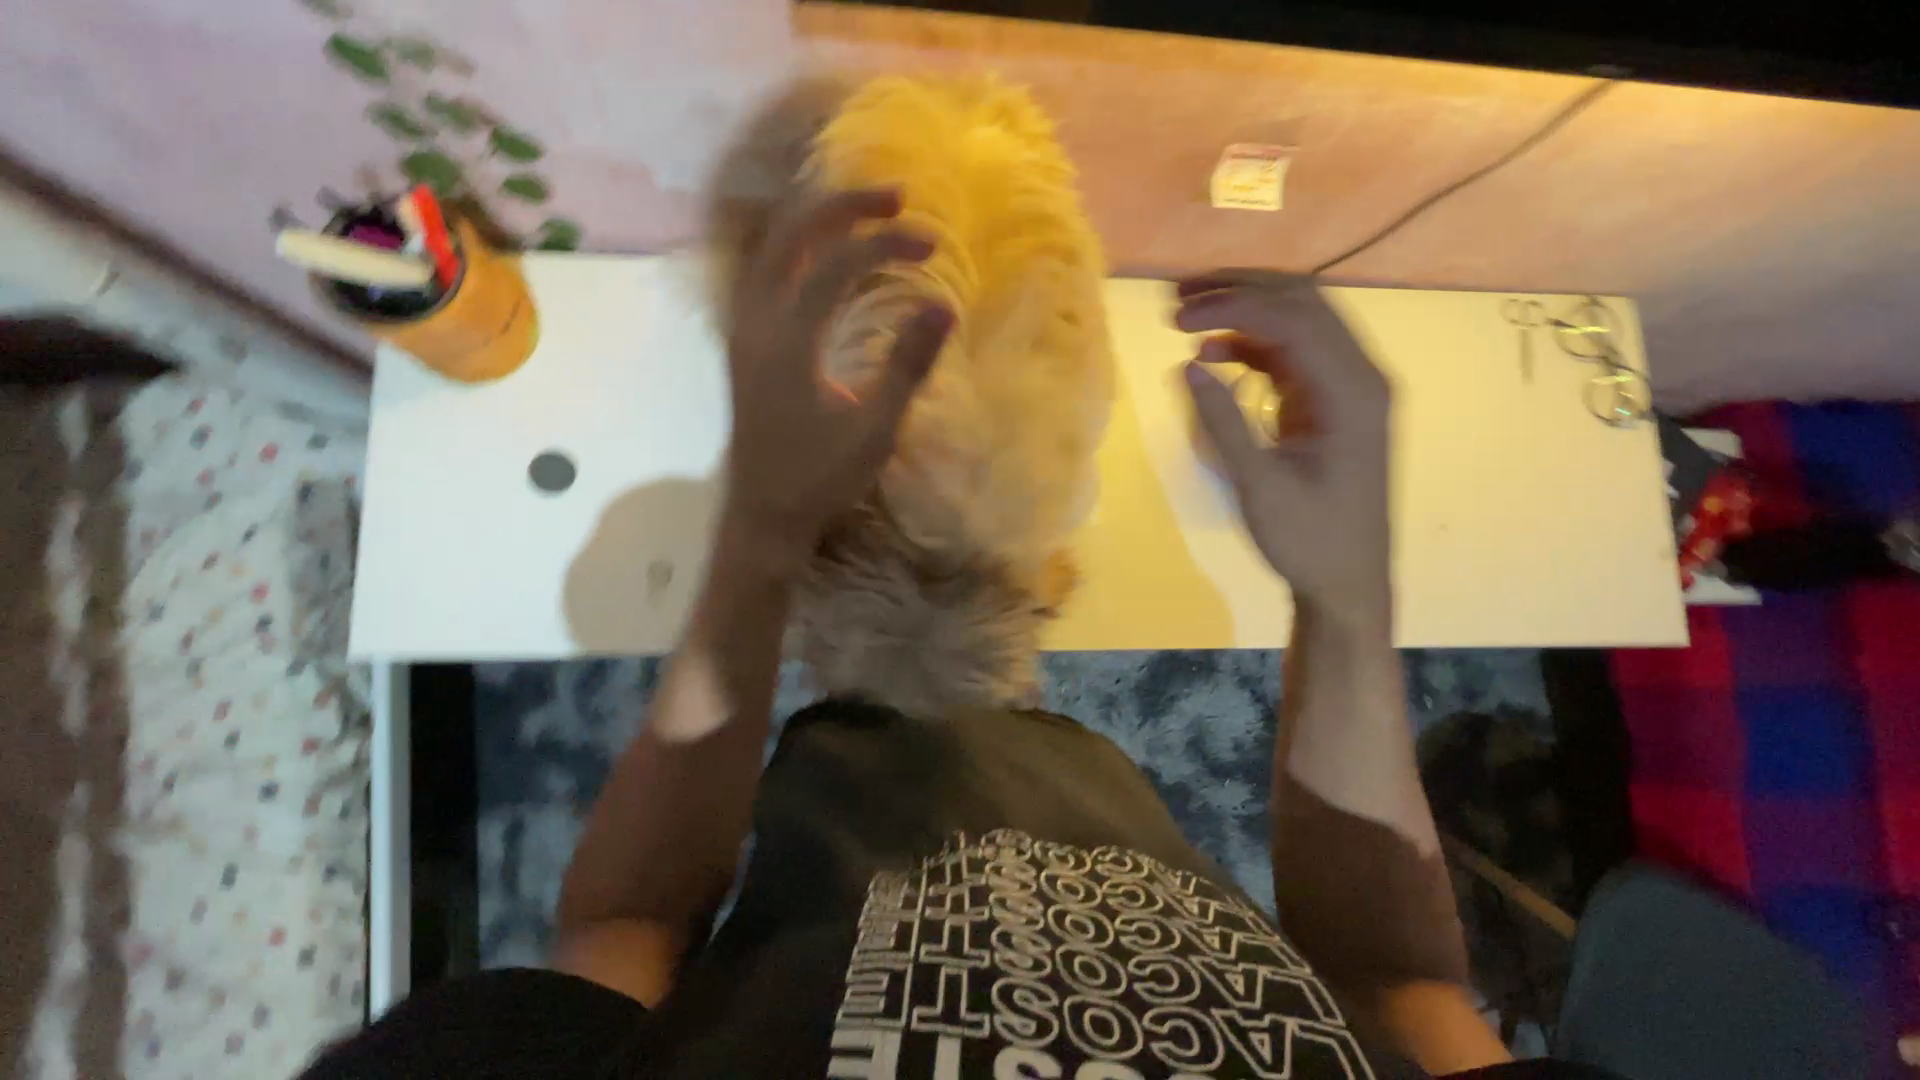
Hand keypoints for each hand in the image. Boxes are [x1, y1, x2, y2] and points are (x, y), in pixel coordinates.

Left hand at [720, 188, 952, 568]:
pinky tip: (824, 252)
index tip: (932, 244)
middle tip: (895, 197)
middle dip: (843, 205)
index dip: (885, 243)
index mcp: (786, 341)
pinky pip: (763, 272)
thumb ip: (907, 365)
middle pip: (789, 234)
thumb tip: (944, 305)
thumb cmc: (820, 478)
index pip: (836, 264)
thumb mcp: (874, 429)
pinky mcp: (743, 343)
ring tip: (864, 213)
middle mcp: (755, 323)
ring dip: (815, 221)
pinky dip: (796, 247)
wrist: (763, 514)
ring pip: (769, 248)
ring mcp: (742, 330)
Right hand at [1178, 270, 1392, 630]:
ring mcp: (1349, 387)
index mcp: (1353, 391)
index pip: (1294, 320)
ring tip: (1187, 314)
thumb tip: (1187, 365)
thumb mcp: (1259, 487)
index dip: (1233, 307)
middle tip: (1178, 295)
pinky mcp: (1332, 403)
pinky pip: (1294, 354)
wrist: (1348, 582)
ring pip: (1300, 321)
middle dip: (1240, 290)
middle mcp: (1360, 375)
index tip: (1177, 317)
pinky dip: (1253, 345)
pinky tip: (1214, 353)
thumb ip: (1223, 423)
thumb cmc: (1308, 540)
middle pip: (1303, 303)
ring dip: (1246, 310)